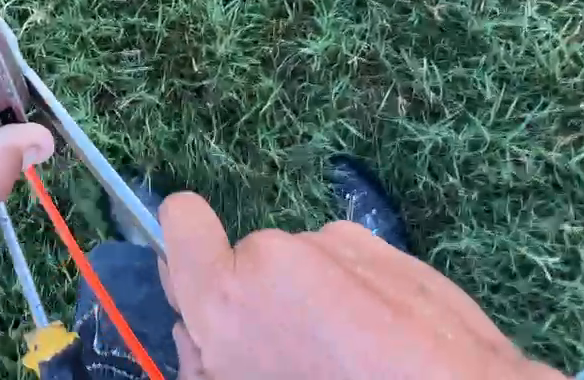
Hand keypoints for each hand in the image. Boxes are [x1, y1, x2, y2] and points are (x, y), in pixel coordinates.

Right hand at [158, 193, 566, 379]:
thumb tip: (202, 342)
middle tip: (305, 366)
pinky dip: (366, 303)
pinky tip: (403, 357)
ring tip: (367, 368)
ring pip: (307, 269)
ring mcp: (337, 244)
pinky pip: (356, 270)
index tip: (215, 295)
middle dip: (266, 304)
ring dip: (320, 306)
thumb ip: (209, 367)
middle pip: (250, 262)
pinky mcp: (393, 249)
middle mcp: (274, 255)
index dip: (188, 249)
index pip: (180, 218)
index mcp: (229, 299)